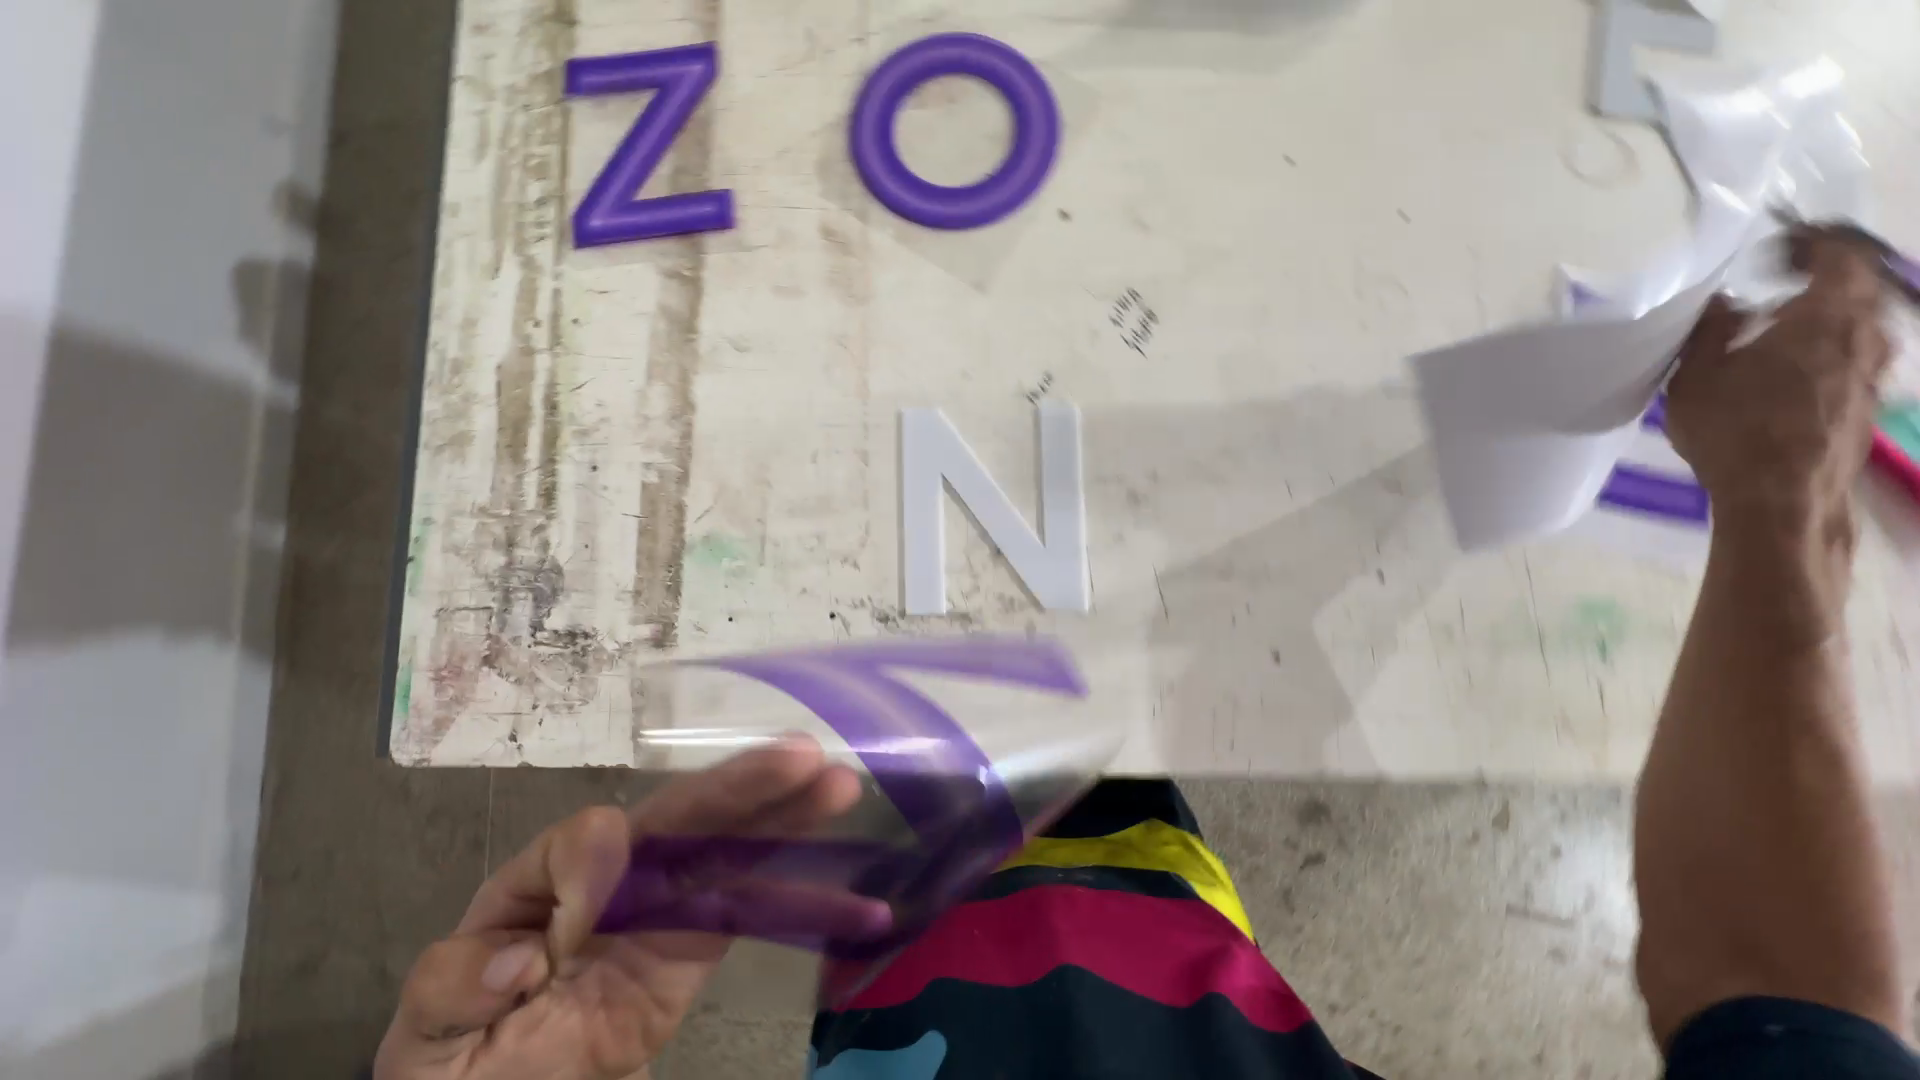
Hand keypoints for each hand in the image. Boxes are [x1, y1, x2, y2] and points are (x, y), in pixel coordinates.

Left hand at [373, 737, 869, 1079]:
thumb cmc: (463, 1052)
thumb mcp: (429, 1028)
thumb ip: (454, 985)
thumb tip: (523, 960)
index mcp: (546, 877)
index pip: (581, 843)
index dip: (595, 865)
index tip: (581, 926)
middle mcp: (617, 870)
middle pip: (681, 817)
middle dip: (737, 785)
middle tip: (797, 756)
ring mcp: (668, 903)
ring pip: (729, 846)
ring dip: (784, 815)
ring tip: (836, 784)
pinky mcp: (702, 939)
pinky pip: (752, 906)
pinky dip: (801, 895)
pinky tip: (852, 889)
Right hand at [1666, 232, 1893, 520]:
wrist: (1781, 495)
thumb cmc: (1733, 428)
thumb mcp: (1697, 376)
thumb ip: (1711, 332)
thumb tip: (1726, 304)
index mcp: (1826, 315)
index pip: (1839, 256)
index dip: (1813, 242)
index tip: (1780, 244)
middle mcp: (1864, 335)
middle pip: (1861, 288)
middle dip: (1826, 276)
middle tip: (1784, 277)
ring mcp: (1874, 371)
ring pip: (1863, 324)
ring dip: (1832, 314)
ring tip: (1789, 323)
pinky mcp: (1868, 402)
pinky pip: (1857, 356)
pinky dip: (1833, 347)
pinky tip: (1798, 366)